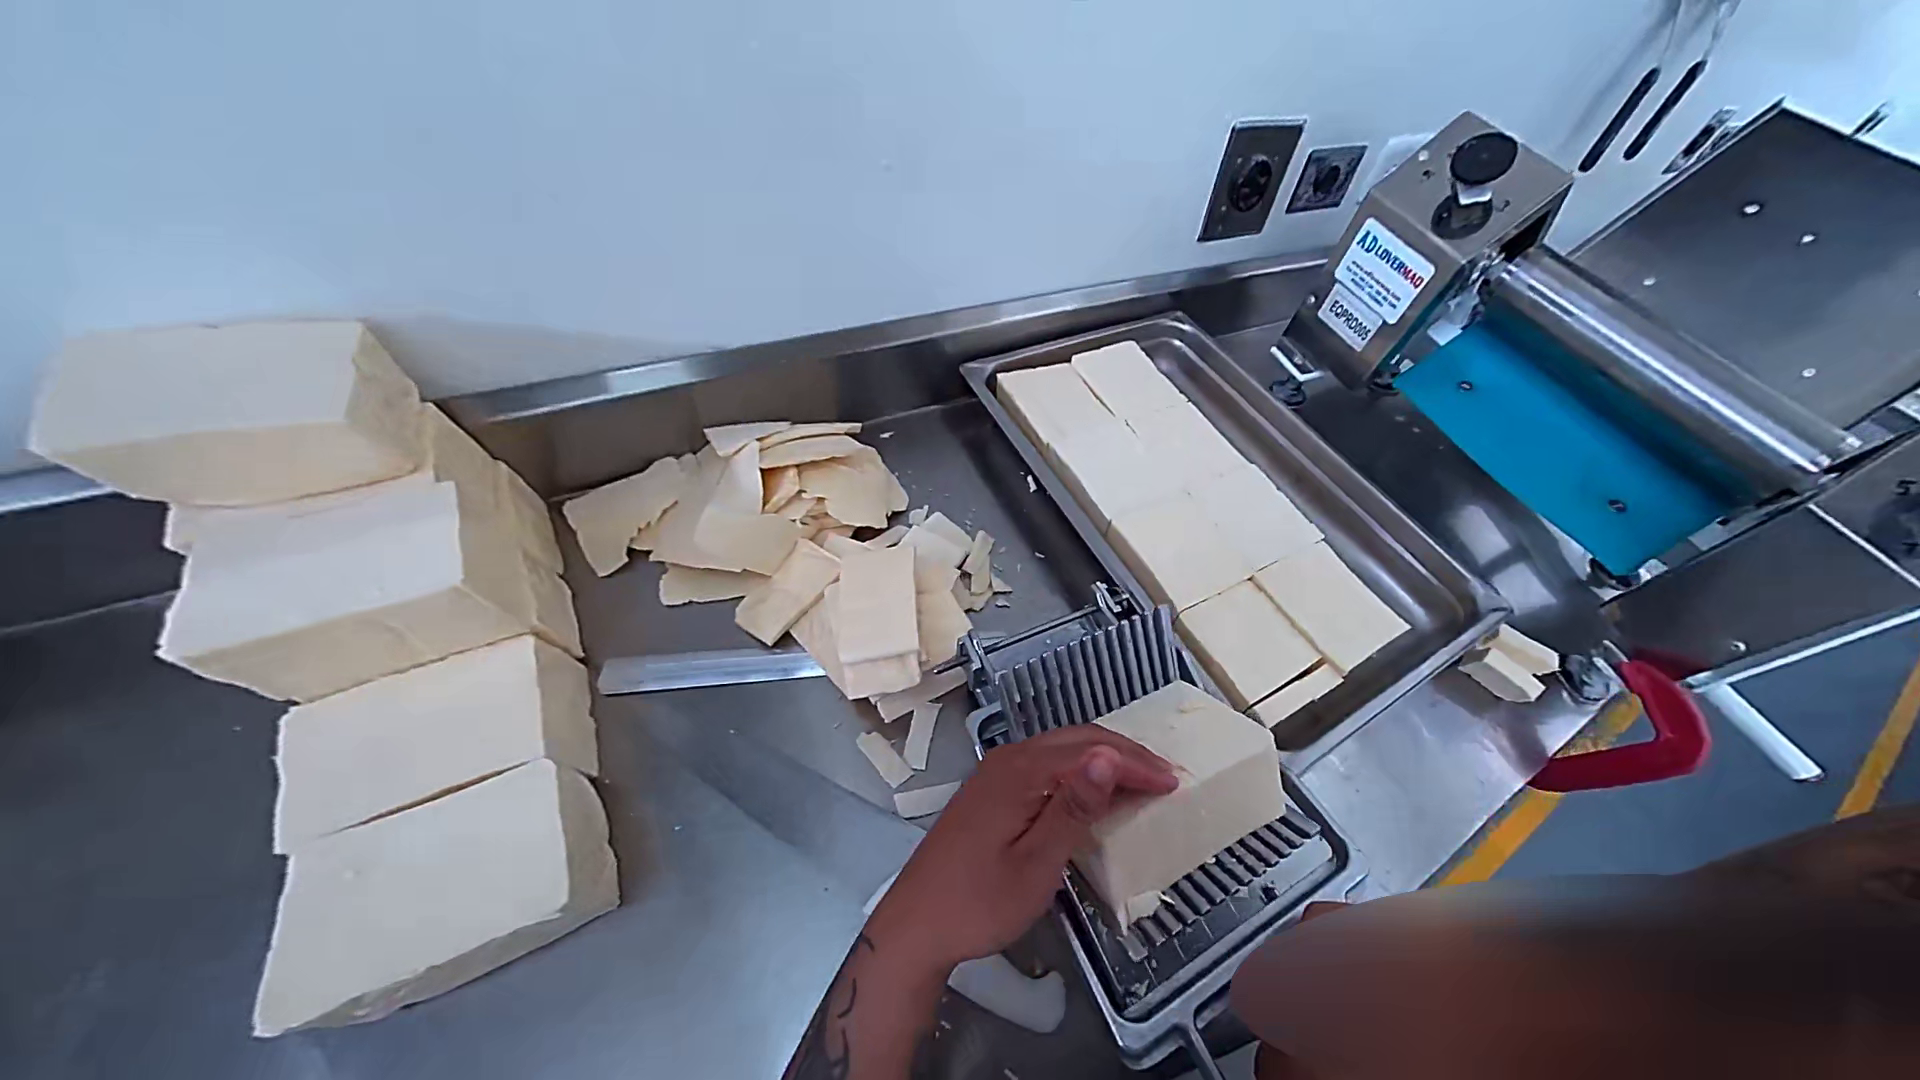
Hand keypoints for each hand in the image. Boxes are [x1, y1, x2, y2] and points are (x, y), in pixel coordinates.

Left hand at [867, 725, 1178, 973]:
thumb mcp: (1036, 863)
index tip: (1173, 782)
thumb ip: (1073, 808)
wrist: (917, 922)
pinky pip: (1044, 763)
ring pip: (1060, 748)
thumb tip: (1107, 757)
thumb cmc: (980, 901)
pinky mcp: (992, 788)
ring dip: (1102, 758)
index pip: (1090, 752)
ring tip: (1139, 782)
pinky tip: (1094, 790)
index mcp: (1020, 771)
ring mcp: (996, 770)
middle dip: (1123, 753)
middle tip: (1164, 777)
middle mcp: (1008, 759)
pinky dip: (1078, 770)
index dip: (1135, 764)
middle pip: (1075, 740)